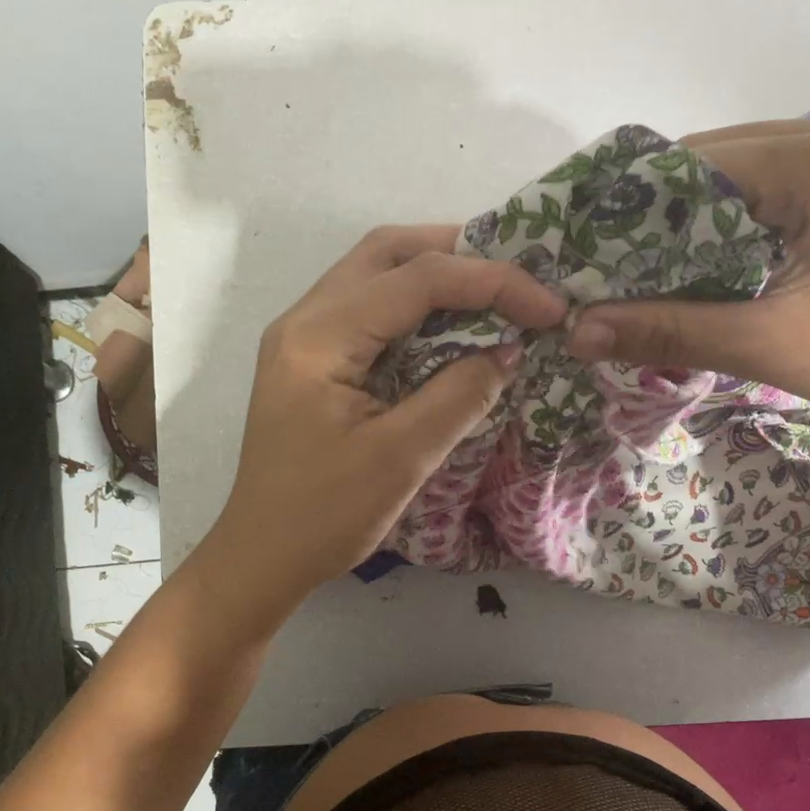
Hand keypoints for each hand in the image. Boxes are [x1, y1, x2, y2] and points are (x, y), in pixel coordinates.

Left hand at [198, 225, 566, 612]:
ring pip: (373, 274)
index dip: (491, 282)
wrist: (261, 557)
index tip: (548, 307)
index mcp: (319, 338)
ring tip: (494, 293)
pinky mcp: (308, 363)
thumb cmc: (324, 516)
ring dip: (434, 274)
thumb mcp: (401, 459)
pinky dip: (412, 307)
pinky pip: (365, 311)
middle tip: (518, 277)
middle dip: (458, 252)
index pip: (416, 278)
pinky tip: (449, 326)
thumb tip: (508, 351)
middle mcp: (303, 322)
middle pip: (386, 252)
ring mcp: (300, 340)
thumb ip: (459, 396)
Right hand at [564, 114, 809, 432]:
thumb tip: (574, 332)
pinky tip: (688, 276)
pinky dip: (718, 237)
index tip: (579, 258)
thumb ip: (668, 330)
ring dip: (681, 233)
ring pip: (731, 186)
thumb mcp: (769, 342)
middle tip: (597, 275)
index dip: (628, 210)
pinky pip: (761, 202)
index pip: (692, 162)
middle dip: (650, 224)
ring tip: (629, 279)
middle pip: (709, 168)